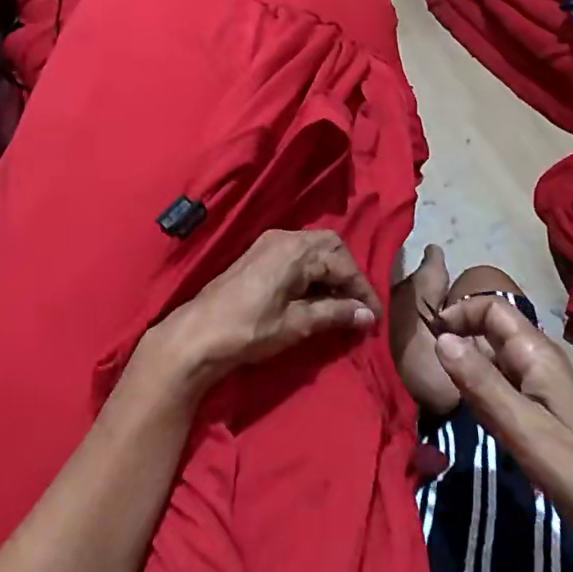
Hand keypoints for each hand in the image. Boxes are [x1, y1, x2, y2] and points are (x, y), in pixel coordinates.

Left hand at [148, 229, 380, 389]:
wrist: (199, 333)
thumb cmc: (249, 329)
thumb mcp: (297, 324)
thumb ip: (333, 313)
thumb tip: (366, 314)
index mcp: (295, 250)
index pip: (343, 263)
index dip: (362, 290)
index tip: (373, 318)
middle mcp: (283, 238)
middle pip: (330, 246)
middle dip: (348, 274)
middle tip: (356, 307)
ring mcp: (267, 244)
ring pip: (313, 249)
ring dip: (330, 273)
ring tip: (339, 306)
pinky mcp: (257, 255)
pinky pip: (296, 255)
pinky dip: (312, 272)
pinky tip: (315, 297)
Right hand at [434, 296, 572, 571]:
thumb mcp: (521, 425)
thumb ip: (479, 380)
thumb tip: (440, 337)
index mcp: (538, 354)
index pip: (492, 307)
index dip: (459, 312)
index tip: (431, 336)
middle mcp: (538, 360)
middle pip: (491, 327)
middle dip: (459, 333)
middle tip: (428, 358)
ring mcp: (539, 386)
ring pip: (493, 355)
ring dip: (465, 360)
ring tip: (442, 381)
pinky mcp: (538, 410)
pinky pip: (499, 382)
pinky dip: (478, 385)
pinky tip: (469, 407)